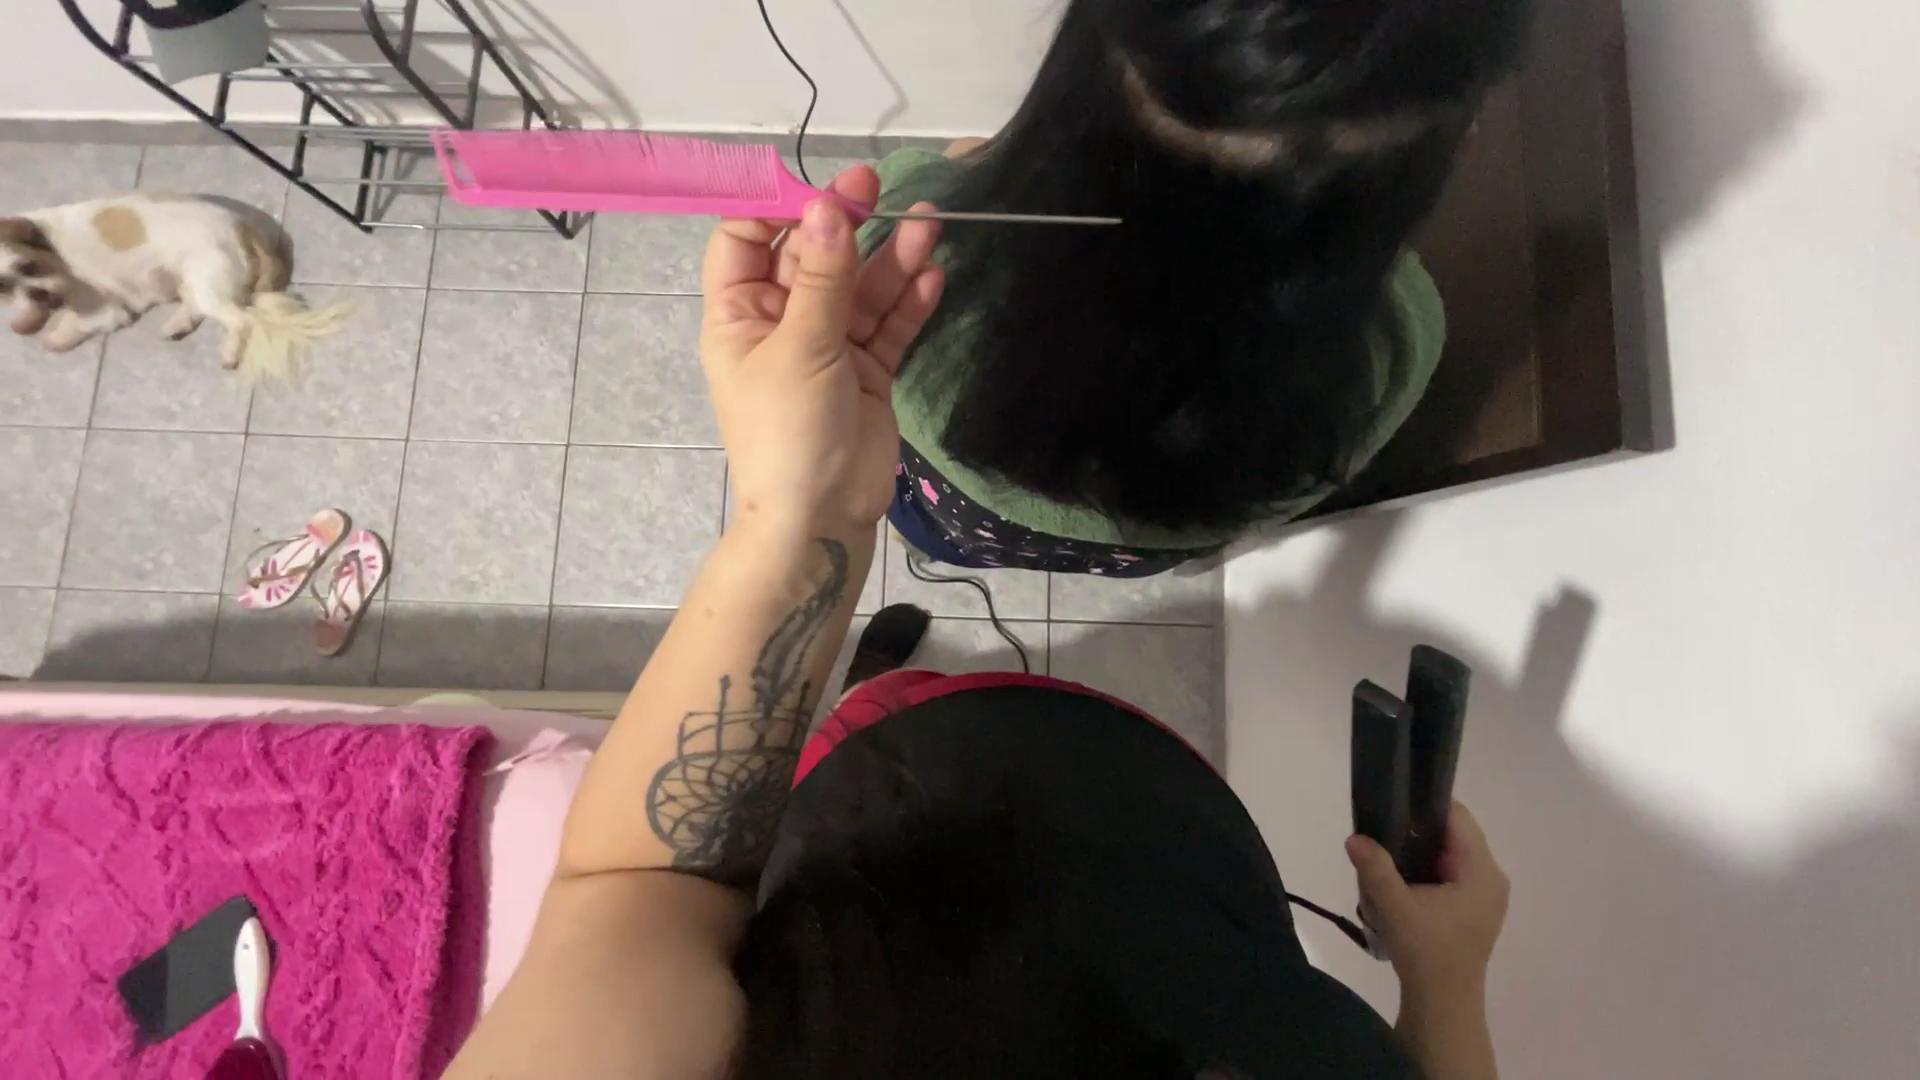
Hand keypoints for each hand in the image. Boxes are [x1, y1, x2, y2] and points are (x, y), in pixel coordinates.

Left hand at [700, 166, 944, 538]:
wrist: (822, 515)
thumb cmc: (790, 432)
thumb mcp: (800, 350)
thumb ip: (821, 279)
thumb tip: (829, 208)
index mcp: (740, 316)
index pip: (747, 242)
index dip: (778, 213)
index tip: (819, 193)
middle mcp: (783, 325)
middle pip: (814, 260)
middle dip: (847, 228)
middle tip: (881, 189)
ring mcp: (829, 348)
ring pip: (860, 292)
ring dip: (891, 261)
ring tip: (928, 226)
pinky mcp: (868, 372)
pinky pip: (888, 329)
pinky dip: (908, 305)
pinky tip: (931, 277)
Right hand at [1347, 802, 1509, 998]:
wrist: (1442, 1002)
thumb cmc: (1425, 951)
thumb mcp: (1394, 907)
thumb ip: (1374, 868)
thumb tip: (1354, 837)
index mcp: (1482, 872)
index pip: (1457, 816)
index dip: (1423, 804)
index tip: (1390, 803)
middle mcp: (1490, 877)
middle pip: (1451, 832)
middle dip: (1413, 828)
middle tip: (1379, 832)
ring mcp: (1484, 893)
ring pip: (1446, 850)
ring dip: (1415, 848)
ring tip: (1384, 855)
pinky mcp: (1472, 905)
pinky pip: (1447, 868)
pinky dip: (1422, 866)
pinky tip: (1398, 878)